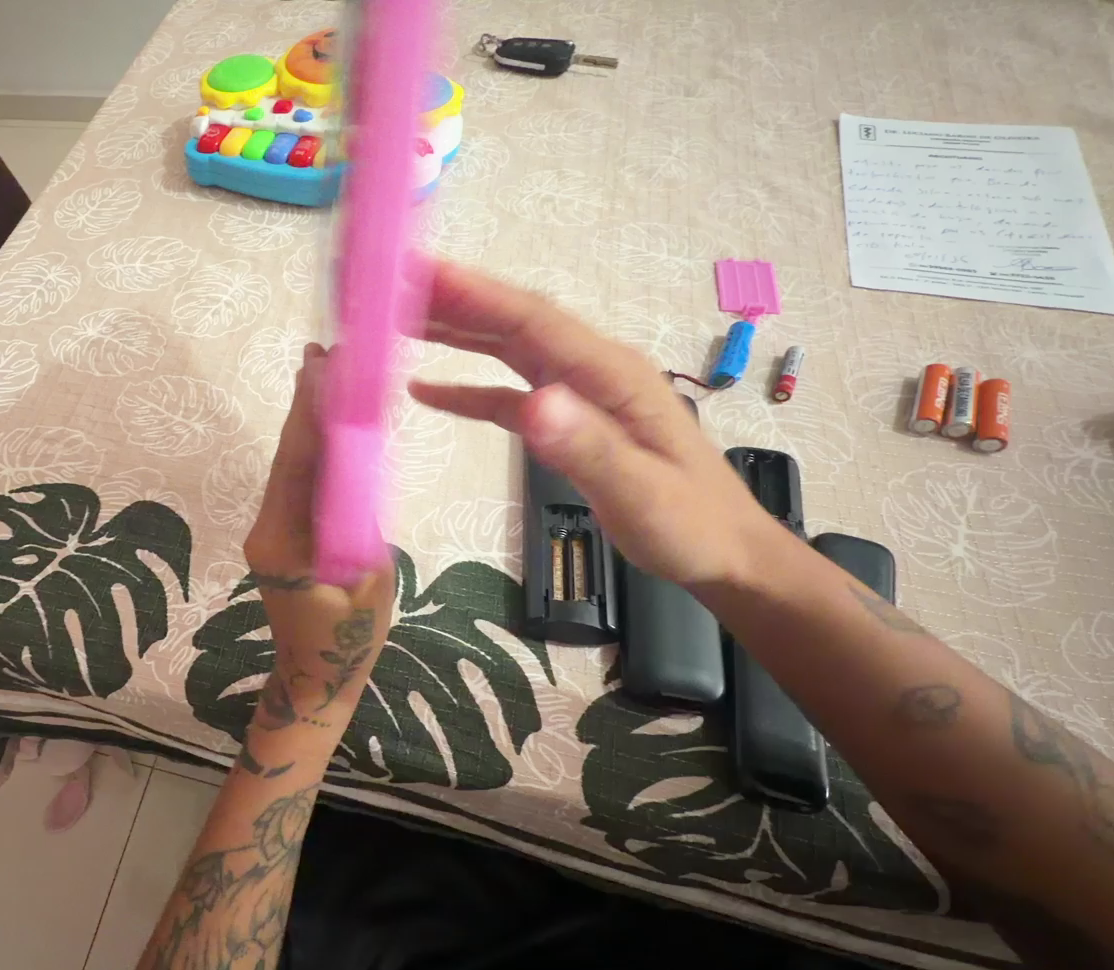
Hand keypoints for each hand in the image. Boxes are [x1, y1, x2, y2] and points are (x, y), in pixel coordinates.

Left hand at [242, 345, 395, 731]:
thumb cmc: (349, 640)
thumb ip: (362, 522)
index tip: (324, 365)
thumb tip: (358, 463)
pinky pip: (294, 484)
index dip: (311, 413)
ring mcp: (267, 530)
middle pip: (288, 457)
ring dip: (306, 421)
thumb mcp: (370, 580)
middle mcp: (266, 527)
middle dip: (306, 404)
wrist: (316, 678)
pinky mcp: (277, 534)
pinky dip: (309, 450)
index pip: (300, 465)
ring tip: (324, 371)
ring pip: (288, 466)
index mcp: (285, 541)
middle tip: (325, 352)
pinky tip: (323, 422)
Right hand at [409, 261, 779, 588]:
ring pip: (506, 350)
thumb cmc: (687, 523)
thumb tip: (534, 402)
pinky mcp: (563, 423)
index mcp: (610, 375)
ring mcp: (576, 395)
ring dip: (456, 332)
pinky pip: (505, 395)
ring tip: (399, 319)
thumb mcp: (640, 492)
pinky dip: (465, 388)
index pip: (534, 322)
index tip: (423, 273)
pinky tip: (425, 388)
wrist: (722, 552)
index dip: (477, 295)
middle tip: (392, 286)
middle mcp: (590, 372)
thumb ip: (588, 446)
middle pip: (514, 323)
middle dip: (455, 300)